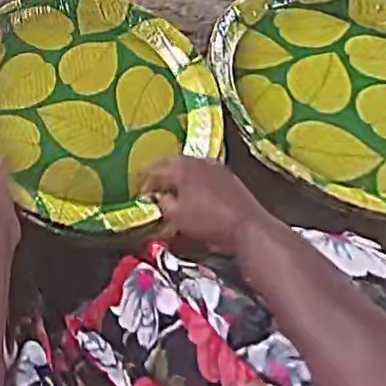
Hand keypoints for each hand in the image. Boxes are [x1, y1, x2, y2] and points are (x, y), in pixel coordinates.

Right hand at [144, 156, 277, 253]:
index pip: (154, 168)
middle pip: (172, 164)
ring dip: (179, 177)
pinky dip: (195, 181)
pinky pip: (203, 174)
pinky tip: (195, 194)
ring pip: (189, 168)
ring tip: (173, 191)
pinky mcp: (228, 176)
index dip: (143, 180)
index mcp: (180, 166)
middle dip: (161, 176)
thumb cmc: (207, 220)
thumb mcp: (176, 216)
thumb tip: (157, 197)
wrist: (247, 225)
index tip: (138, 190)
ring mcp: (214, 166)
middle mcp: (196, 159)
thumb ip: (162, 203)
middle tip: (153, 189)